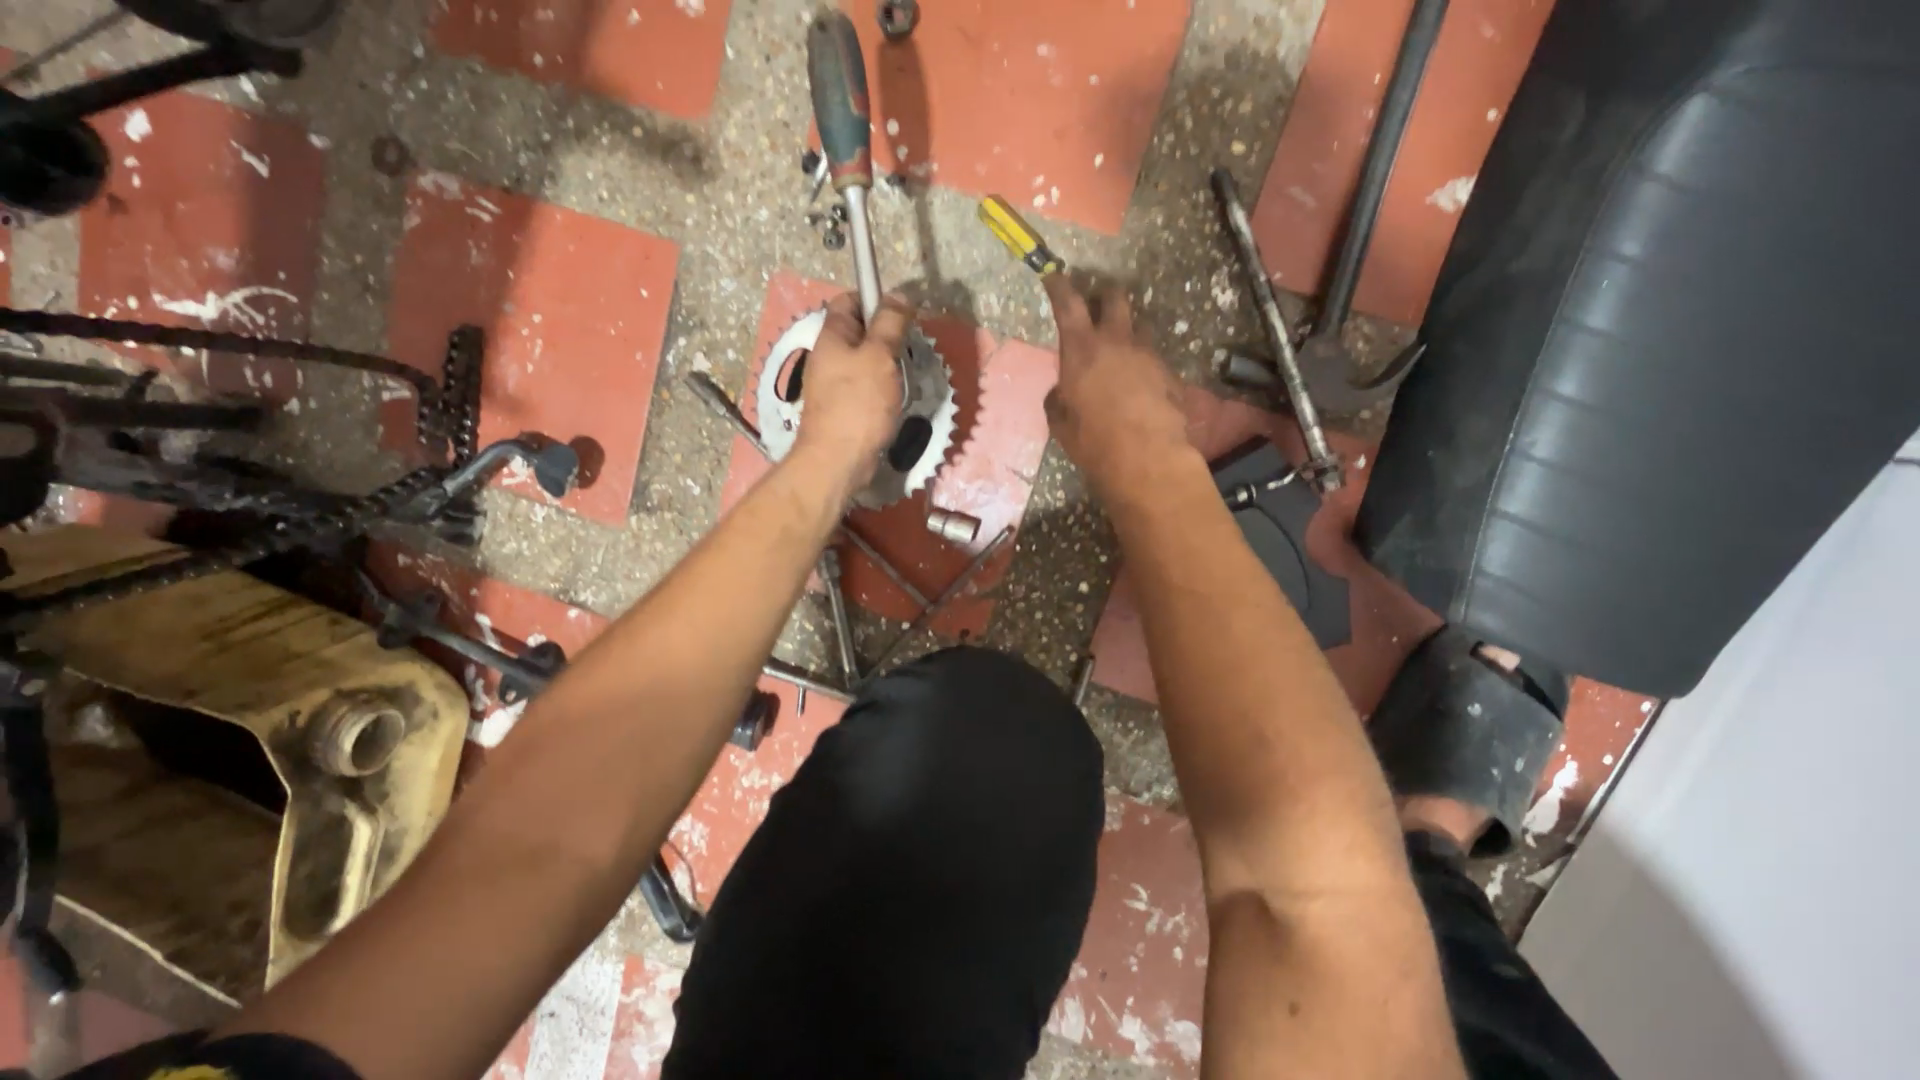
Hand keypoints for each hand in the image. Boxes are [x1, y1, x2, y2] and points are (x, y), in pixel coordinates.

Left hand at [792, 292, 908, 488]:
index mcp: (831, 337)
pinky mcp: (843, 407)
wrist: (838, 460)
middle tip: (909, 347)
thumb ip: (890, 323)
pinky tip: (896, 399)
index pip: (848, 300)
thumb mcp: (880, 356)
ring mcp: (833, 384)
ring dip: (888, 365)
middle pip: (859, 332)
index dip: (873, 298)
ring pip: (865, 361)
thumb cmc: (859, 404)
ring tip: (906, 375)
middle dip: (887, 335)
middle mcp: (828, 357)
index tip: (900, 312)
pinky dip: (882, 388)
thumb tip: (899, 295)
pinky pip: (865, 387)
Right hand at [1044, 276, 1192, 497]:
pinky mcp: (1170, 373)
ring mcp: (1148, 354)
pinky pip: (1155, 360)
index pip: (1067, 303)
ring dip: (1129, 334)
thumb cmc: (1093, 440)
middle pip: (1115, 298)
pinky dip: (1145, 367)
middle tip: (1099, 304)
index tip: (1054, 275)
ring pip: (1140, 328)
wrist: (1147, 457)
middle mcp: (1117, 341)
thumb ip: (1059, 399)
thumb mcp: (1061, 422)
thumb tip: (1062, 392)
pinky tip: (1142, 389)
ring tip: (1123, 354)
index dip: (1059, 285)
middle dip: (1106, 295)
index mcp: (1081, 349)